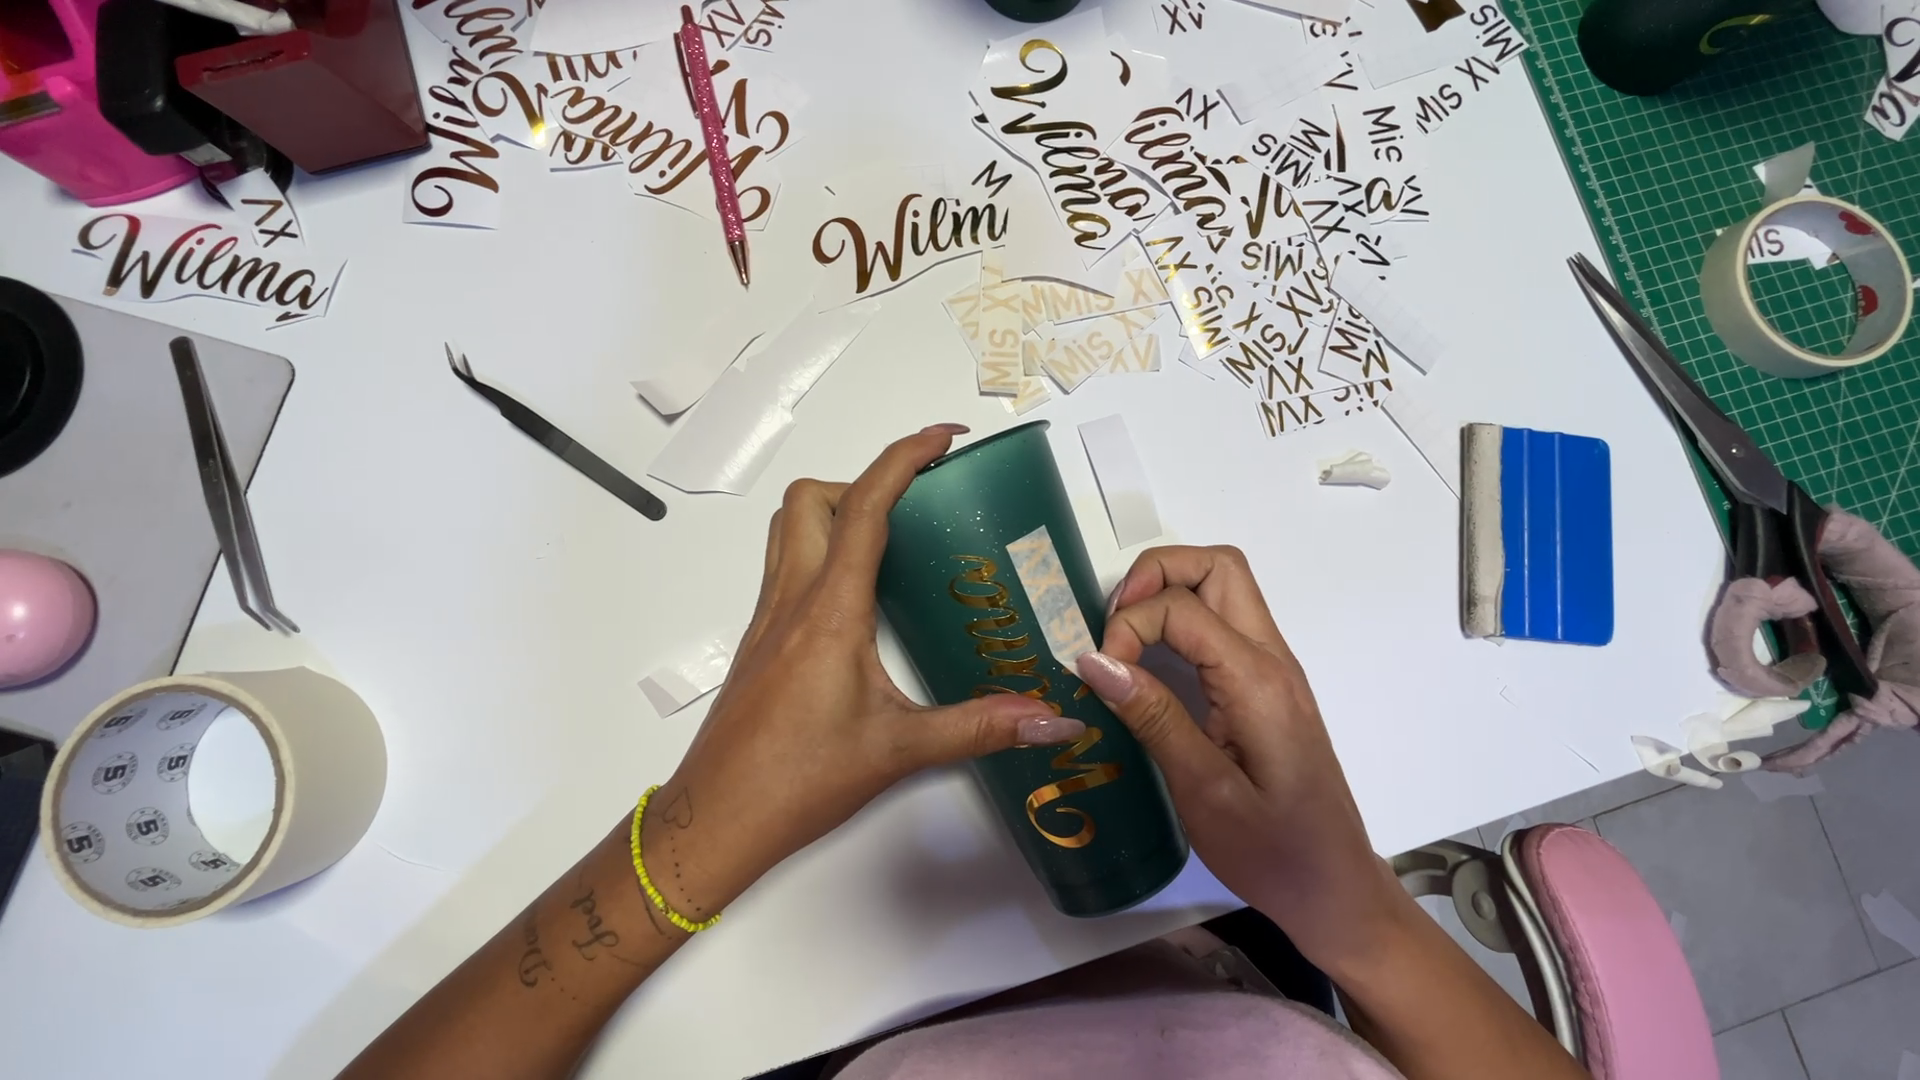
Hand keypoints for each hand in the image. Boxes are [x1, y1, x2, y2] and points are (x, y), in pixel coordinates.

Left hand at [648, 426, 1085, 917]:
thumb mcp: (898, 751)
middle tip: (918, 504)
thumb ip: (980, 728)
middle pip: (812, 499)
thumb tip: (1053, 721)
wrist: (715, 819)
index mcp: (829, 611)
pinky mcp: (761, 638)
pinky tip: (860, 595)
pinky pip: (787, 564)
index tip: (943, 438)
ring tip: (891, 536)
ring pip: (789, 526)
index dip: (903, 459)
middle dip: (866, 480)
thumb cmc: (797, 781)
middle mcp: (792, 598)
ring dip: (835, 508)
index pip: (864, 508)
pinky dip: (822, 548)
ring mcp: (768, 616)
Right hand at [1073, 545, 1405, 968]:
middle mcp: (1271, 658)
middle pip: (1218, 565)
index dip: (1129, 624)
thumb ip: (1153, 717)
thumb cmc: (1272, 851)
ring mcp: (1273, 668)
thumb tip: (1095, 660)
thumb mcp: (1204, 791)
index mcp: (1256, 680)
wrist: (1335, 890)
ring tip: (1124, 635)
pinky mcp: (1266, 685)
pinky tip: (1150, 657)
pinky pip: (1224, 621)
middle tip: (1113, 622)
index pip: (1182, 606)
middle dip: (1156, 574)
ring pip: (1224, 585)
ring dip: (1169, 589)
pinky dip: (1181, 617)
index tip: (1100, 672)